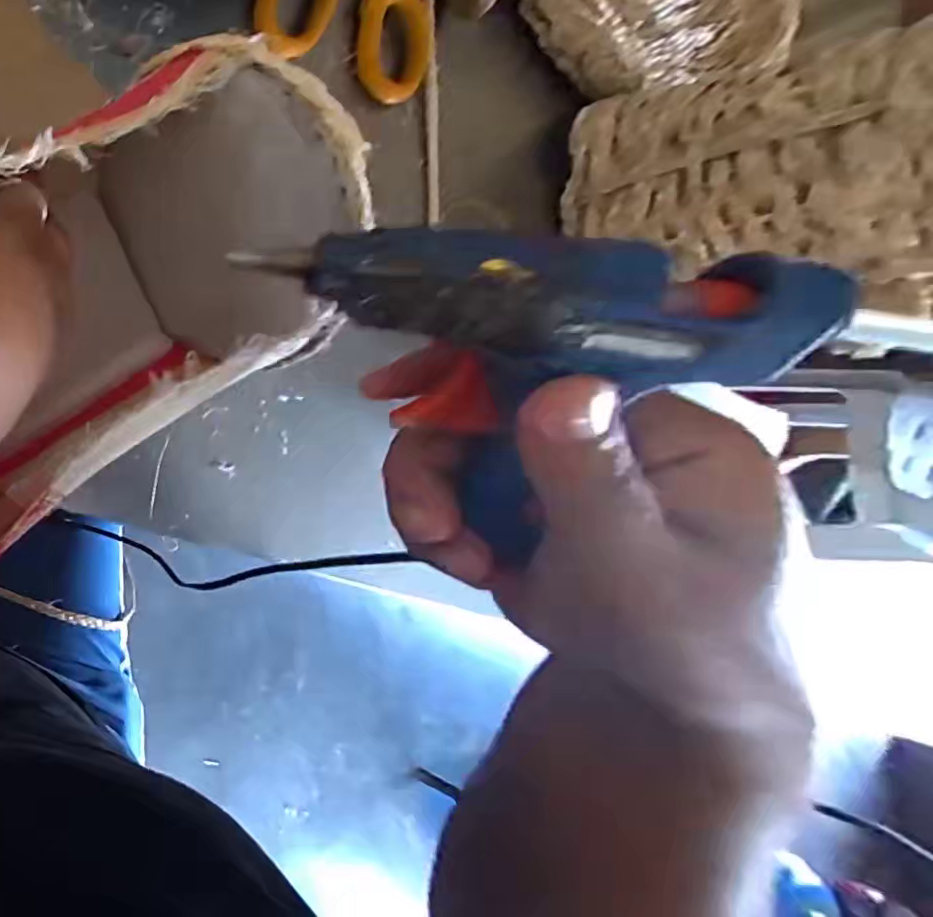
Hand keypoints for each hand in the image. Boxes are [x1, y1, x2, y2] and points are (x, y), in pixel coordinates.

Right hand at [364, 345, 810, 727]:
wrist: (657, 705)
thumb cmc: (677, 638)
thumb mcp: (631, 559)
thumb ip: (592, 476)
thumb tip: (562, 387)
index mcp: (665, 424)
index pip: (551, 362)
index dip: (466, 367)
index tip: (391, 389)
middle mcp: (606, 427)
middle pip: (479, 406)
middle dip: (432, 464)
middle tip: (424, 522)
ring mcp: (557, 460)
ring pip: (450, 446)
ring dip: (429, 500)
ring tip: (449, 554)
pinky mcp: (518, 491)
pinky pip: (447, 482)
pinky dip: (437, 522)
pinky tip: (464, 562)